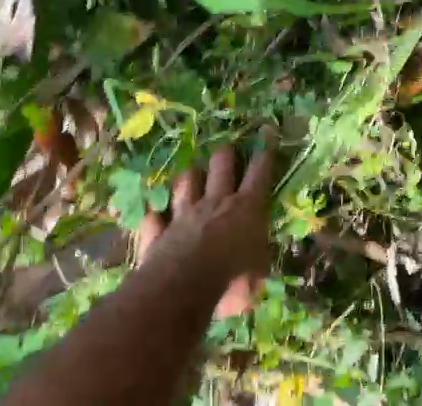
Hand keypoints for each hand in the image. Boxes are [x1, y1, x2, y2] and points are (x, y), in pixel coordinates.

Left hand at [133, 139, 275, 318]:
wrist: (180, 290)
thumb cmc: (230, 281)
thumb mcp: (257, 278)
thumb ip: (255, 266)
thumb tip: (255, 273)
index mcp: (247, 208)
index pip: (260, 172)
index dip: (265, 151)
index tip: (267, 132)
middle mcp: (216, 203)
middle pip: (221, 166)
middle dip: (225, 154)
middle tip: (226, 150)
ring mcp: (184, 215)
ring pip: (186, 183)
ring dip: (190, 178)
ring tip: (191, 175)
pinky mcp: (158, 233)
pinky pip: (154, 217)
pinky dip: (155, 216)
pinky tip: (154, 215)